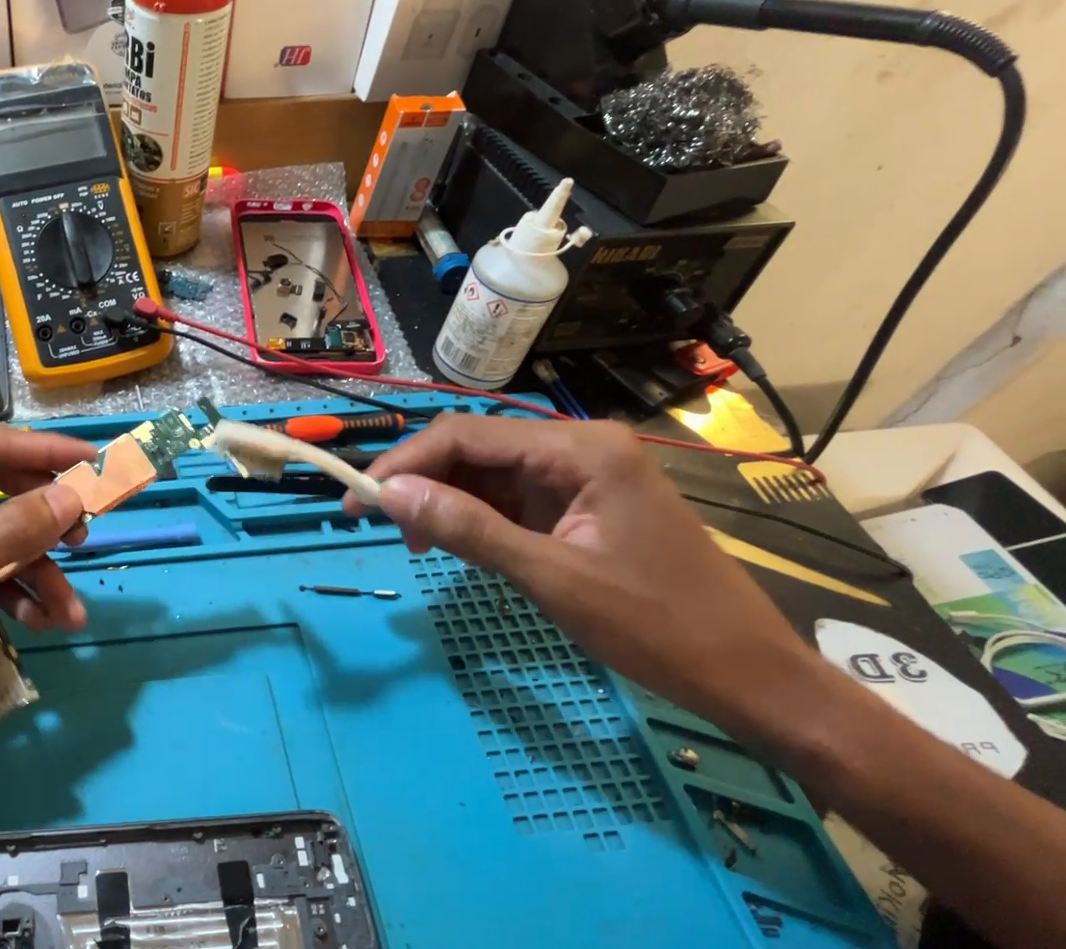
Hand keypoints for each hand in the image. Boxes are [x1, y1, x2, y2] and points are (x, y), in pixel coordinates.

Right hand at [342, 416, 829, 731]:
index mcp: (581, 449)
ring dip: (445, 502)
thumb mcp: (552, 578)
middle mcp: (579, 447)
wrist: (750, 675)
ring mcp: (582, 475)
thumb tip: (387, 494)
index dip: (405, 462)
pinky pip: (511, 498)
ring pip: (488, 473)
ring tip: (416, 544)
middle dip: (422, 482)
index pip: (467, 435)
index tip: (359, 499)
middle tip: (381, 527)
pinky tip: (454, 544)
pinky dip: (475, 518)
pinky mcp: (582, 504)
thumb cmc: (659, 626)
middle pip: (475, 448)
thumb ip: (467, 529)